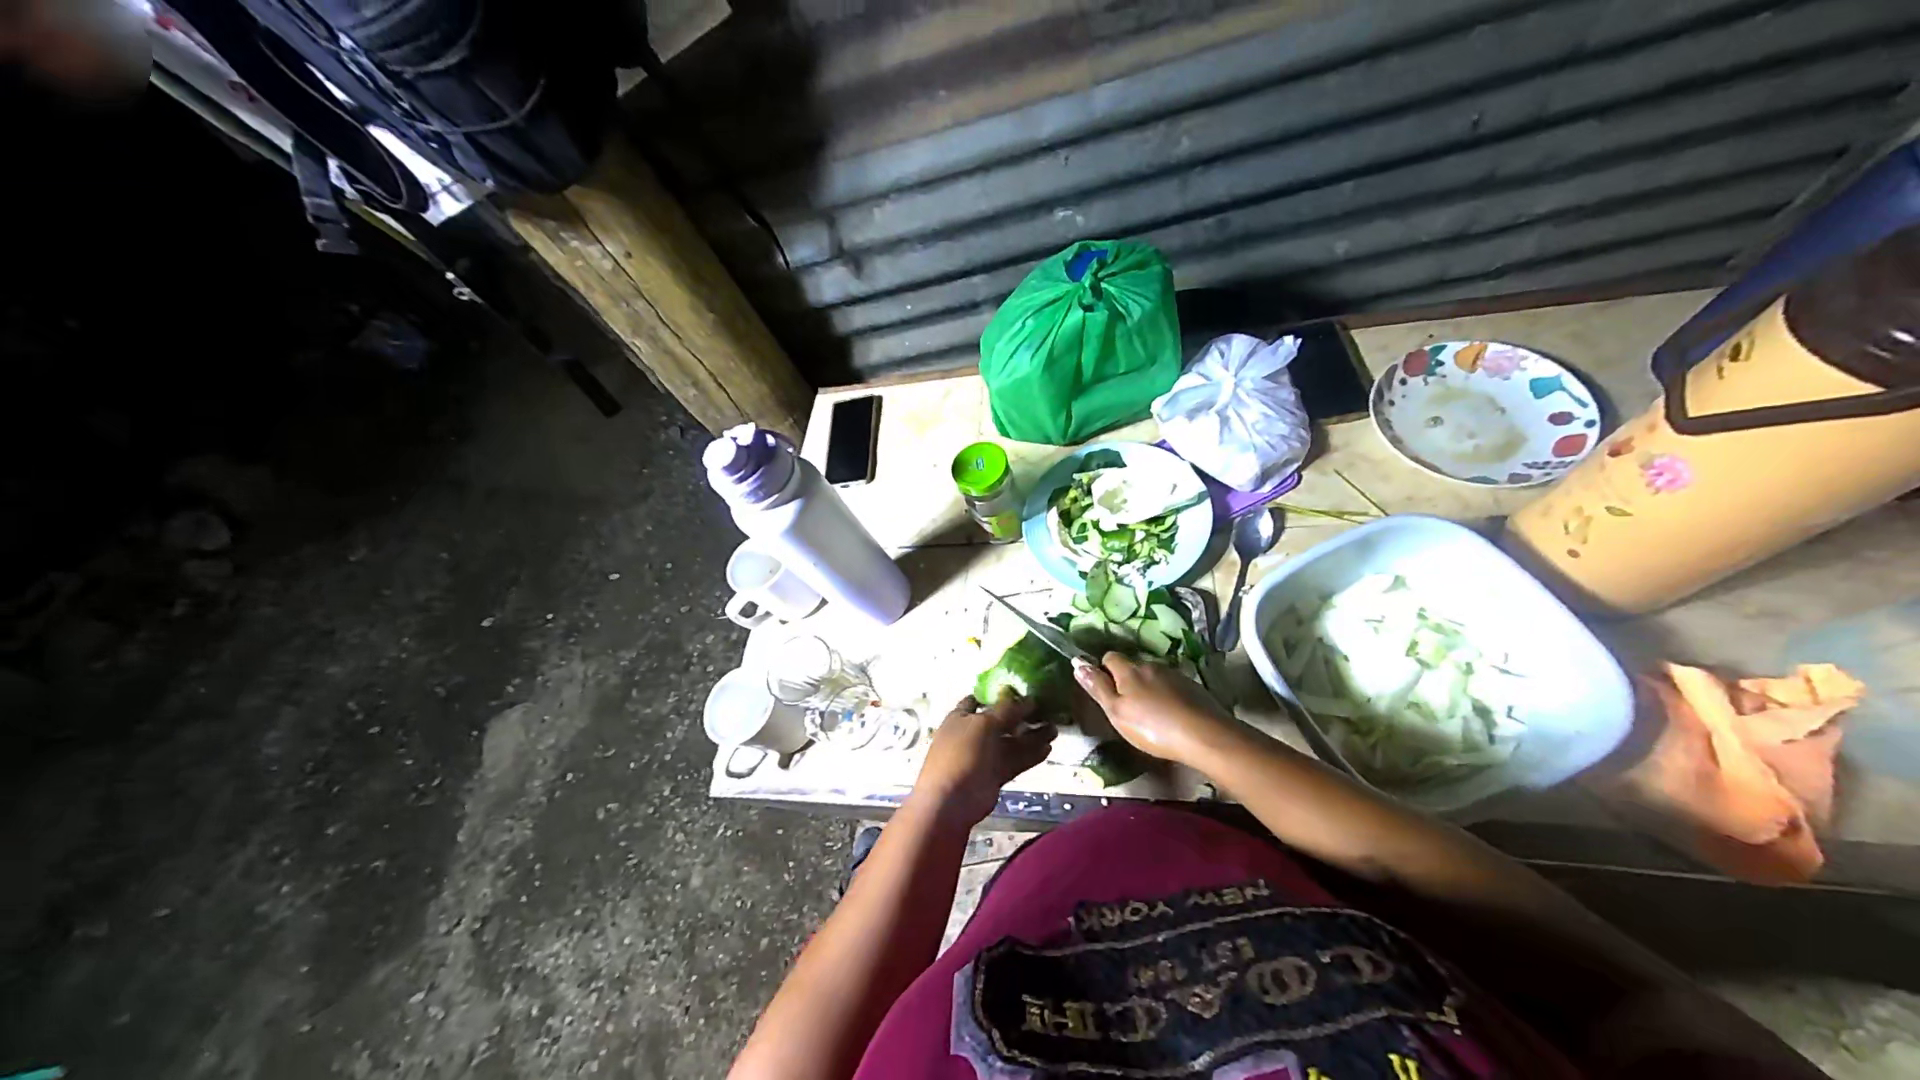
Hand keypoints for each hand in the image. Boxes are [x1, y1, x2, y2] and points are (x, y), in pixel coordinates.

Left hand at [912, 693, 1054, 825]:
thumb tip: (1027, 699)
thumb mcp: (983, 724)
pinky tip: (1048, 749)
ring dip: (1031, 736)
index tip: (1022, 690)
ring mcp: (984, 756)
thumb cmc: (962, 753)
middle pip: (1001, 722)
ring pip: (1011, 742)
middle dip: (1023, 716)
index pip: (980, 700)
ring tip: (1055, 729)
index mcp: (961, 717)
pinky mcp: (995, 774)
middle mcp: (973, 734)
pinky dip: (1030, 755)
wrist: (952, 800)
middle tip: (1048, 711)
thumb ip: (1007, 710)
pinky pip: (1015, 760)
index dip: (999, 695)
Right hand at [1075, 653, 1242, 766]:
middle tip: (1126, 705)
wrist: (1204, 735)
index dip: (1104, 669)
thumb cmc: (1152, 728)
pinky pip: (1172, 686)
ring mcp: (1175, 675)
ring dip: (1148, 688)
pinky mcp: (1193, 686)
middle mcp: (1151, 665)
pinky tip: (1170, 715)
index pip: (1110, 657)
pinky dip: (1167, 695)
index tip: (1104, 687)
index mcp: (1129, 670)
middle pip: (1133, 666)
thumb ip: (1097, 687)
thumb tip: (1077, 664)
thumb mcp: (1117, 712)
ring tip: (1150, 713)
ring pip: (1153, 676)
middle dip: (1127, 679)